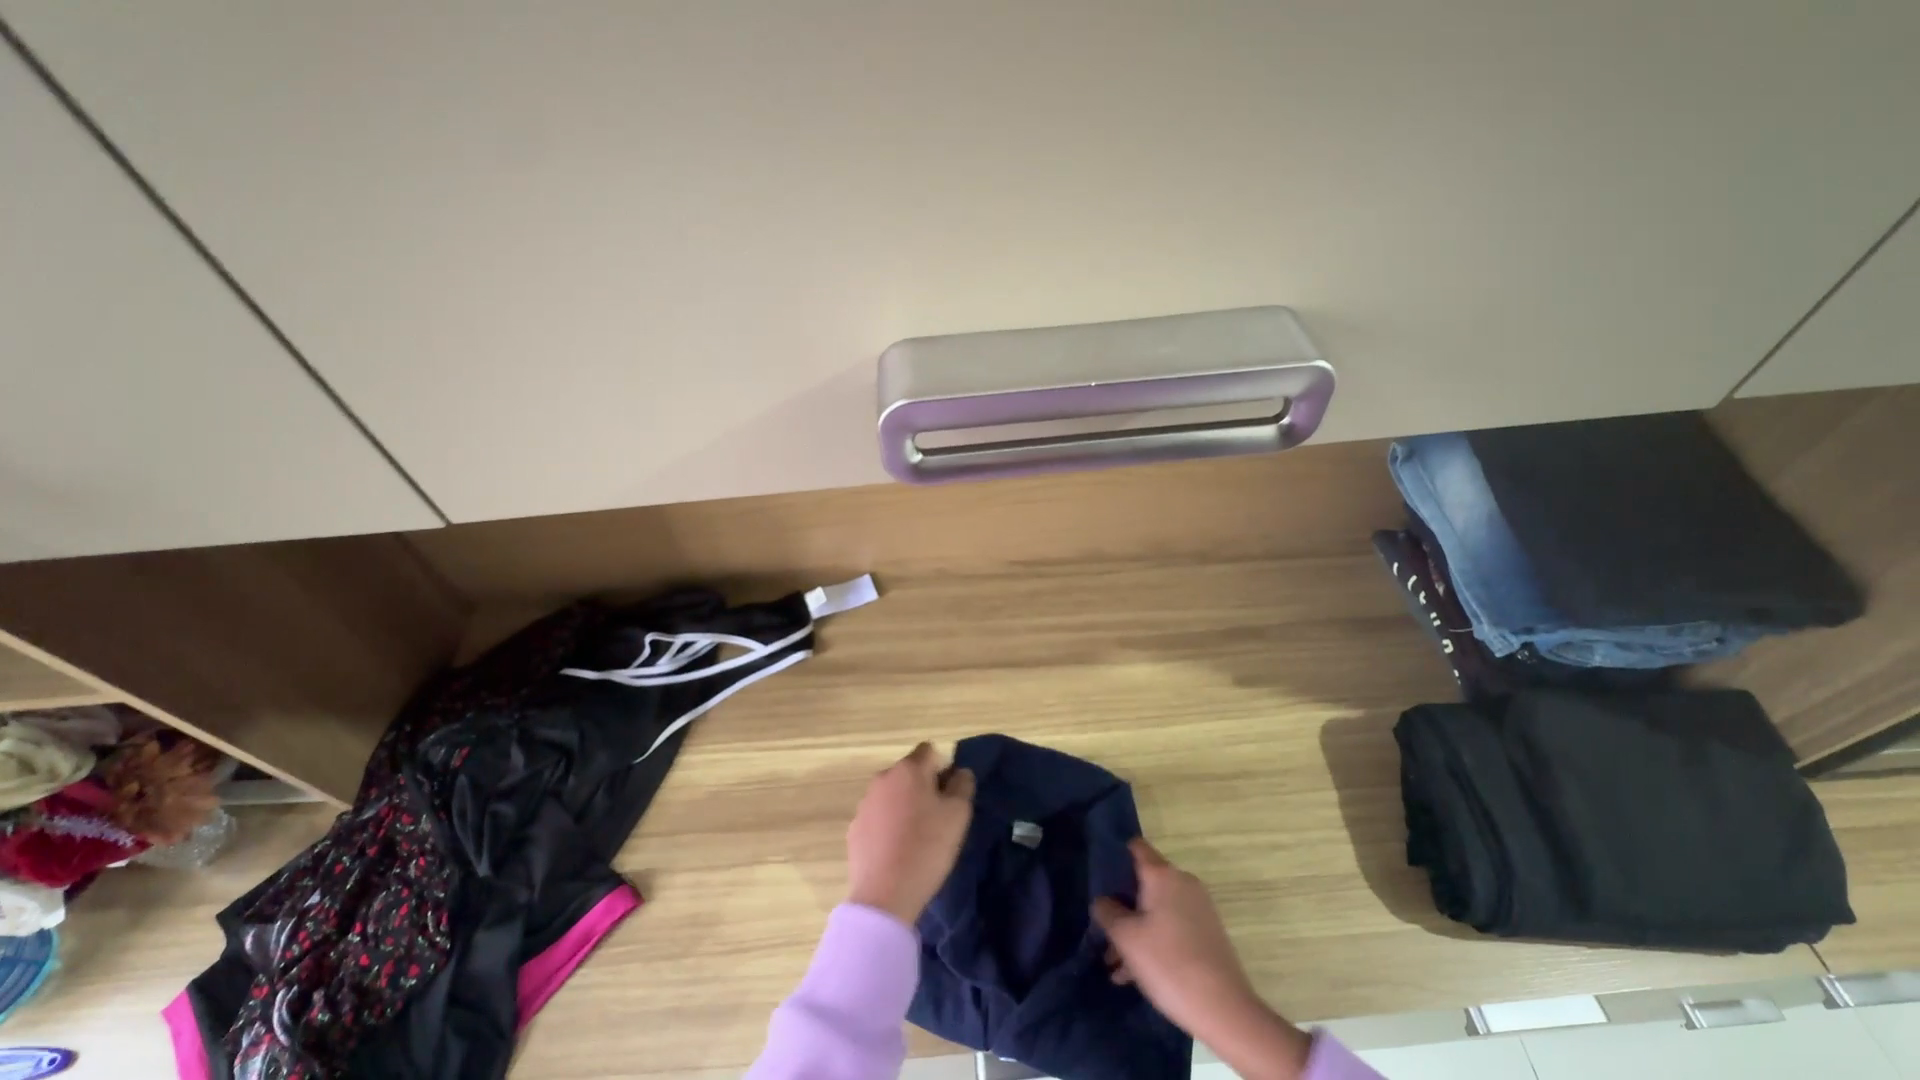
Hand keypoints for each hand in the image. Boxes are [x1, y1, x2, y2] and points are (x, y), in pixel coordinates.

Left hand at [845, 743, 975, 925]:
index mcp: (908, 770)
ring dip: (905, 806)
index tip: (950, 794)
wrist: (886, 894)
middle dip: (924, 787)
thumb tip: (959, 772)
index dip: (943, 767)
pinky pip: (878, 817)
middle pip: (909, 773)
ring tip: (917, 837)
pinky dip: (889, 826)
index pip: (929, 751)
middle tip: (938, 818)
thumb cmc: (928, 847)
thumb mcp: (958, 814)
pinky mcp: (855, 828)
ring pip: (892, 795)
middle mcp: (882, 779)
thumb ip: (962, 785)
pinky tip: (898, 851)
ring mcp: (864, 804)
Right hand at [1093, 839, 1311, 1079]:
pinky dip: (1151, 942)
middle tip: (1100, 930)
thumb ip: (1107, 911)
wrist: (1222, 1008)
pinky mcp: (1206, 933)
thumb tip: (1103, 900)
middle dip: (1120, 905)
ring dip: (1133, 931)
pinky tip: (1132, 975)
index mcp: (1163, 876)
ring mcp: (1198, 909)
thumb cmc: (1167, 963)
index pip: (1136, 847)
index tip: (1095, 873)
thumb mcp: (1125, 937)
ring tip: (1113, 965)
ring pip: (1155, 911)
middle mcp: (1183, 884)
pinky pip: (1170, 927)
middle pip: (1143, 883)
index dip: (1114, 854)